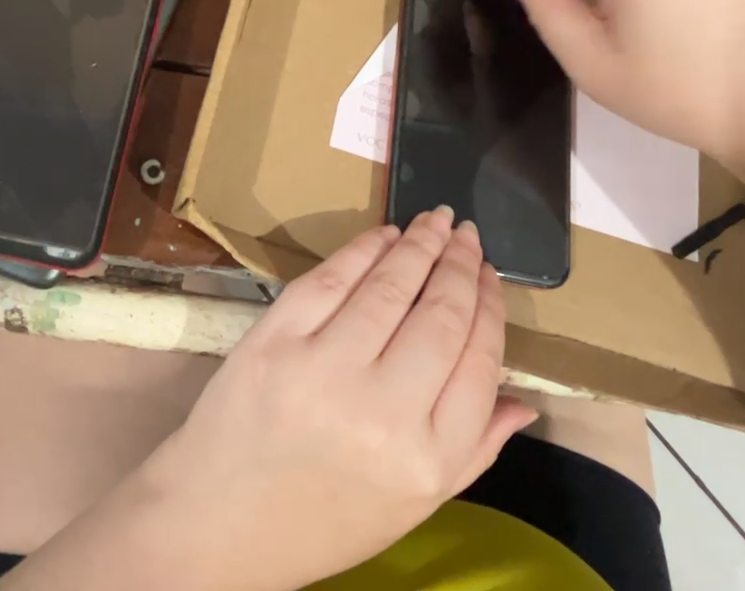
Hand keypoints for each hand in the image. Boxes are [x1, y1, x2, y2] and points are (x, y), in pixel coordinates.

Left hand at [130, 209, 534, 590]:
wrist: (220, 521)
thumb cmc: (323, 520)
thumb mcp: (413, 505)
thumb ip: (474, 451)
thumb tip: (524, 401)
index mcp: (426, 460)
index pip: (478, 363)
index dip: (488, 309)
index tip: (490, 274)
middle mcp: (382, 412)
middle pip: (438, 316)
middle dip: (459, 265)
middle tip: (467, 232)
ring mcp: (322, 370)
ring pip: (387, 289)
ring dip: (417, 246)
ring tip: (435, 222)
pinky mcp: (274, 341)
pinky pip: (328, 280)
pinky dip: (362, 250)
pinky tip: (385, 235)